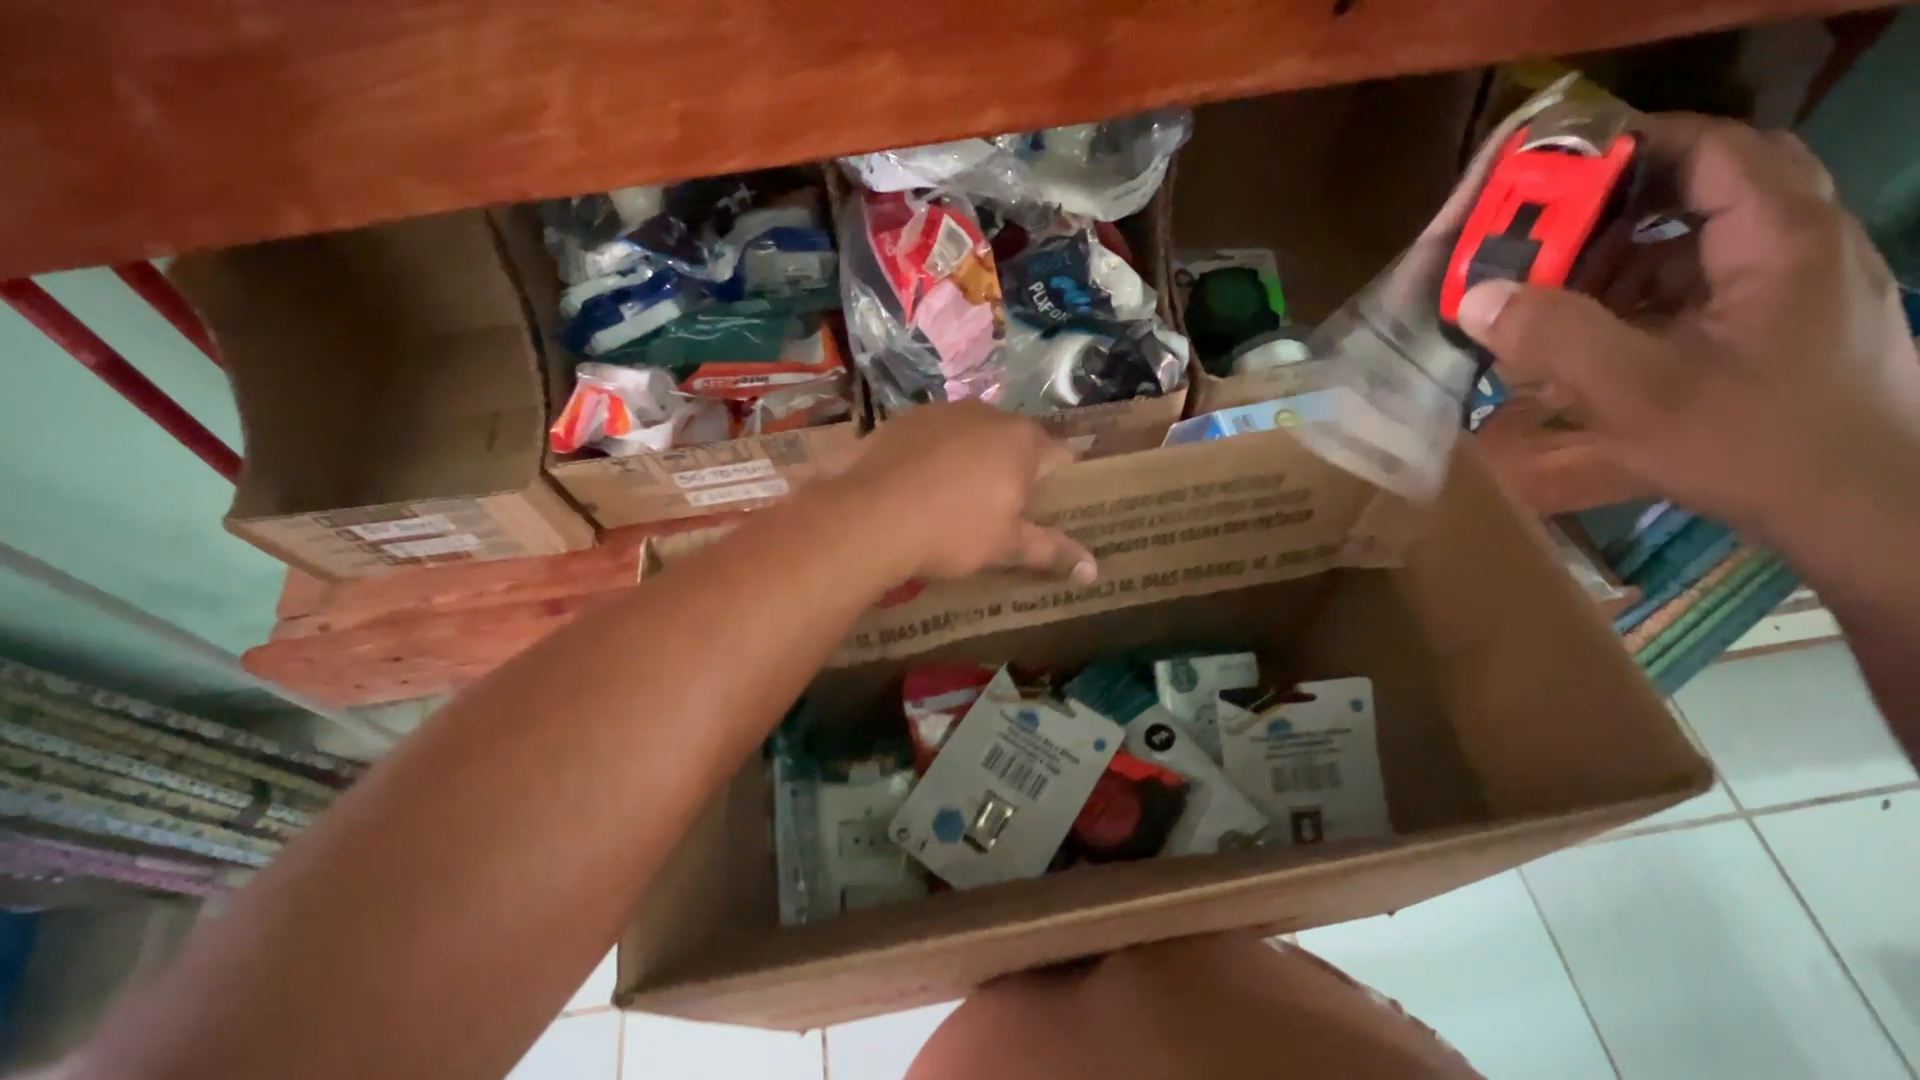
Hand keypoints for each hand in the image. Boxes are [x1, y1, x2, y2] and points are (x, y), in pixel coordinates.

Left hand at [819, 401, 1096, 583]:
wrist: (869, 516)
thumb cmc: (951, 531)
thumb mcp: (1005, 546)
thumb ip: (1051, 551)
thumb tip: (1094, 570)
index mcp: (1022, 441)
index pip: (1061, 454)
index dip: (1061, 481)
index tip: (1052, 506)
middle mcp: (987, 413)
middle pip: (1014, 441)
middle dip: (1014, 470)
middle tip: (1005, 509)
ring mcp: (942, 412)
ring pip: (972, 434)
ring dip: (973, 459)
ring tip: (958, 499)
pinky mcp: (903, 419)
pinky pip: (933, 437)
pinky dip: (935, 456)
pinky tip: (920, 486)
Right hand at [1457, 114, 1919, 564]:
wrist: (1868, 512)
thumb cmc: (1757, 445)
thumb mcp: (1639, 395)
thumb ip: (1557, 339)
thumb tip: (1477, 297)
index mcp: (1780, 236)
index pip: (1707, 146)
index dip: (1624, 150)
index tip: (1546, 181)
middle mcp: (1804, 240)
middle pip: (1710, 181)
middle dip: (1622, 201)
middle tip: (1553, 233)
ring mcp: (1804, 282)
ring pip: (1711, 231)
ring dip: (1632, 248)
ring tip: (1566, 288)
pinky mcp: (1793, 321)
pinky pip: (1716, 276)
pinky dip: (1655, 286)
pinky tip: (1610, 330)